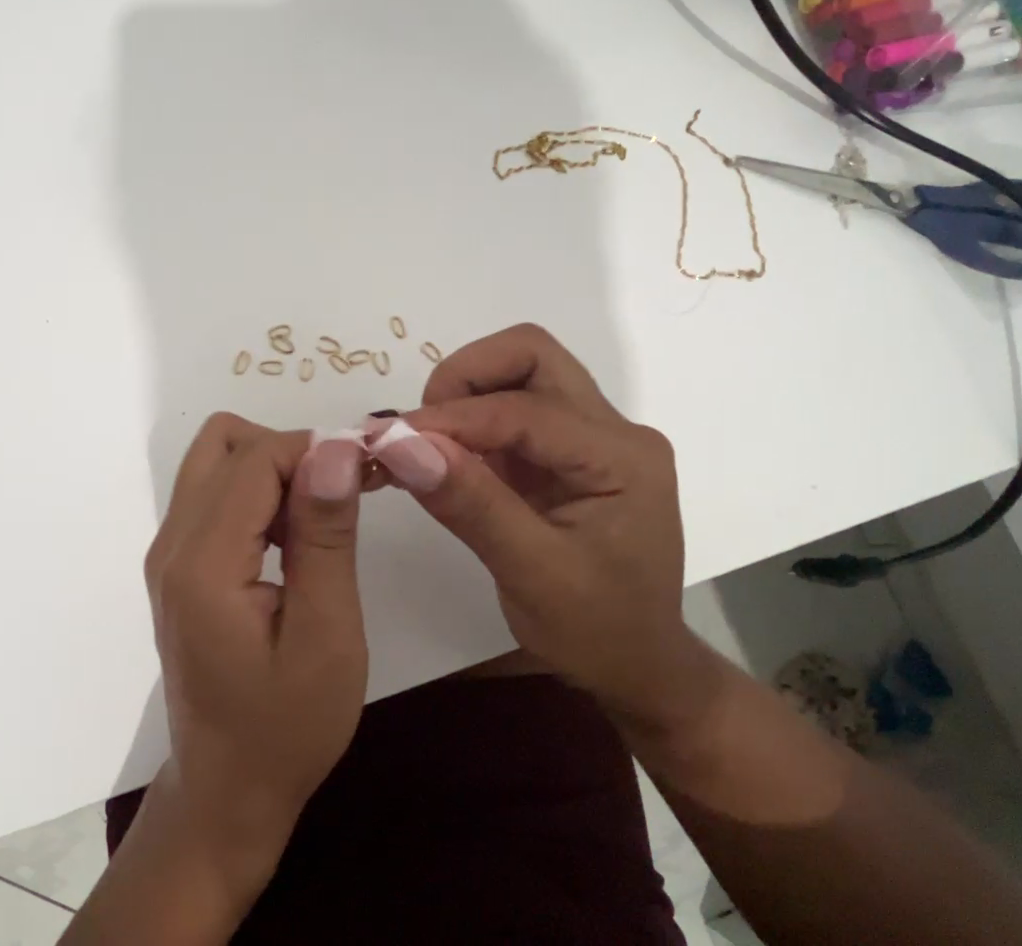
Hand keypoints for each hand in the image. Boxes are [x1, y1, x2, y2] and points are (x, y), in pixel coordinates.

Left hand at [142, 414, 368, 860]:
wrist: (228, 789)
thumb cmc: (287, 726)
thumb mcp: (326, 636)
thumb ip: (326, 536)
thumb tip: (336, 446)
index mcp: (203, 564)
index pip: (256, 459)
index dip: (319, 448)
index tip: (375, 467)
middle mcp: (172, 546)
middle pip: (224, 444)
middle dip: (293, 451)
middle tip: (349, 491)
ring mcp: (169, 556)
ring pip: (216, 464)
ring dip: (276, 469)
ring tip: (327, 516)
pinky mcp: (179, 568)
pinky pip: (215, 498)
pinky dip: (260, 495)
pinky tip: (298, 538)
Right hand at [367, 324, 709, 728]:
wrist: (637, 665)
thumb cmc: (596, 630)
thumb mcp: (531, 573)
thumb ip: (469, 503)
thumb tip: (397, 445)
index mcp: (621, 456)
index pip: (524, 409)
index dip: (450, 419)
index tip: (384, 440)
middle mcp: (613, 432)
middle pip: (532, 357)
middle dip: (465, 377)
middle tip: (418, 429)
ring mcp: (590, 440)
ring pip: (521, 374)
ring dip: (465, 396)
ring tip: (423, 446)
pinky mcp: (564, 456)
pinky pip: (512, 414)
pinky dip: (469, 426)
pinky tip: (438, 460)